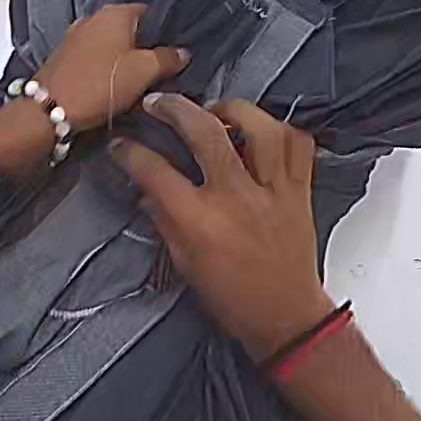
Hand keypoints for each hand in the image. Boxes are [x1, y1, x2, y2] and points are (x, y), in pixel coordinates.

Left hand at [34, 4, 189, 130]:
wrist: (50, 110)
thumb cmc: (100, 84)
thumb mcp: (144, 72)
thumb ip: (168, 59)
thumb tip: (182, 53)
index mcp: (115, 12)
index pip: (151, 13)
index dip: (166, 32)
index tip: (176, 54)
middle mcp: (93, 18)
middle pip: (130, 31)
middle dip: (146, 50)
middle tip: (162, 73)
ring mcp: (75, 38)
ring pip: (112, 46)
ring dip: (125, 62)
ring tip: (140, 85)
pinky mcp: (64, 59)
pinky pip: (95, 59)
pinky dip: (106, 70)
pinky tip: (113, 89)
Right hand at [111, 96, 333, 360]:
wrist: (284, 317)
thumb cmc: (229, 296)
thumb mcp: (184, 263)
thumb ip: (163, 220)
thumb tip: (145, 190)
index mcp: (200, 220)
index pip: (155, 172)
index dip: (130, 152)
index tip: (120, 145)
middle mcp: (236, 196)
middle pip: (204, 132)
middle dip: (174, 109)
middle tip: (158, 103)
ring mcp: (273, 190)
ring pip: (259, 127)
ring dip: (232, 109)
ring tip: (214, 110)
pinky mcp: (300, 191)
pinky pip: (298, 145)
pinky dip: (280, 130)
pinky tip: (260, 131)